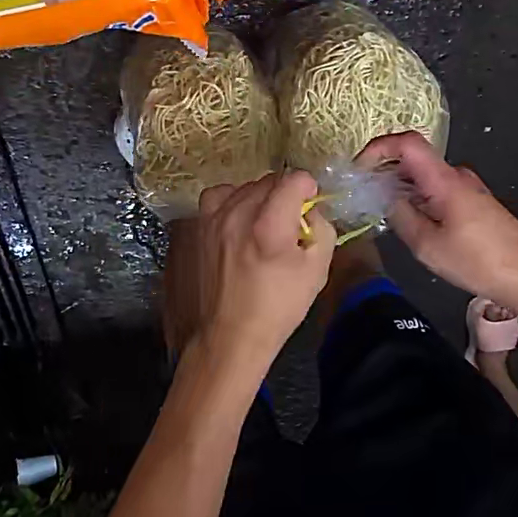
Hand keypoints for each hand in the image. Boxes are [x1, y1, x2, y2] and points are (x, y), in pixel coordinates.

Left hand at [192, 171, 334, 361]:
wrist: (228, 336)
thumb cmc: (276, 309)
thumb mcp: (316, 272)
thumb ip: (321, 230)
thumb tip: (312, 211)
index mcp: (269, 226)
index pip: (293, 180)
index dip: (308, 187)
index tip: (310, 201)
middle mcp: (237, 215)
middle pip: (267, 181)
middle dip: (284, 194)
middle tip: (290, 219)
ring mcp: (211, 220)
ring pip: (241, 187)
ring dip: (258, 197)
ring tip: (262, 221)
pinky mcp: (195, 229)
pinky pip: (215, 199)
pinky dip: (229, 202)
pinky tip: (235, 222)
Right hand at [359, 132, 517, 305]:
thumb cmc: (479, 261)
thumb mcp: (427, 245)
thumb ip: (401, 216)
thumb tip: (385, 199)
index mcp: (444, 179)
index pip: (406, 143)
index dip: (377, 148)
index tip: (357, 169)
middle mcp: (456, 176)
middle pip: (413, 158)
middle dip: (383, 169)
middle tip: (361, 193)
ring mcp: (467, 189)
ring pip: (424, 176)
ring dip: (399, 186)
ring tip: (379, 210)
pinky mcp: (473, 203)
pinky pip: (436, 190)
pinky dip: (416, 197)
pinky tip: (408, 221)